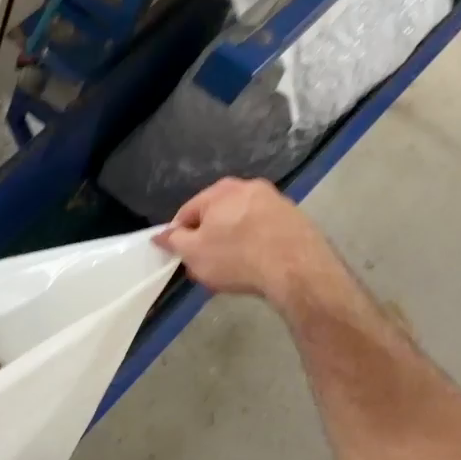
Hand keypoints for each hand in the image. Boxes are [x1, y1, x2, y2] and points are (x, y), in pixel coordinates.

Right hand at [155, 178, 341, 310]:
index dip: (180, 236)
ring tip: (233, 269)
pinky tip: (257, 266)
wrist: (300, 272)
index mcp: (221, 190)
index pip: (187, 212)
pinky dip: (257, 245)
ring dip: (233, 241)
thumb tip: (160, 235)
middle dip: (209, 238)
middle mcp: (250, 187)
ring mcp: (277, 202)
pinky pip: (265, 231)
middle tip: (207, 265)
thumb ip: (173, 241)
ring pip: (242, 223)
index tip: (182, 256)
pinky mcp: (298, 219)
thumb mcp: (193, 253)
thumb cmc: (237, 258)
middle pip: (217, 215)